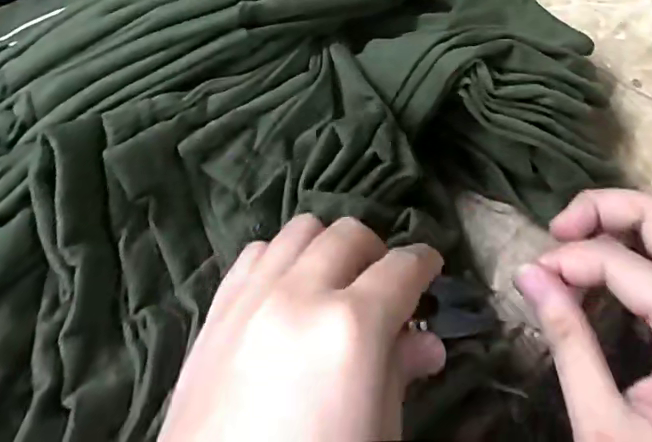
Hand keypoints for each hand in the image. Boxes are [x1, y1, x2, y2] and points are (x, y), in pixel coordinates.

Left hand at [159, 215, 447, 441]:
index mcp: (351, 327)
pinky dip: (282, 257)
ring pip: (302, 229)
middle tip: (385, 285)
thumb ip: (399, 376)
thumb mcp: (375, 436)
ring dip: (327, 246)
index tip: (431, 267)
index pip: (401, 268)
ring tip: (335, 281)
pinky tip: (287, 289)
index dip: (424, 263)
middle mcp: (302, 292)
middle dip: (377, 252)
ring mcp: (254, 293)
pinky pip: (258, 251)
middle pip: (350, 234)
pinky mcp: (219, 306)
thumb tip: (426, 343)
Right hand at [514, 190, 651, 441]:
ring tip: (587, 238)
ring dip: (633, 219)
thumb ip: (568, 341)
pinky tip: (626, 264)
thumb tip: (528, 271)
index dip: (569, 258)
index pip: (621, 260)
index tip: (533, 275)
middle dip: (604, 207)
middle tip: (558, 230)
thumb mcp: (603, 425)